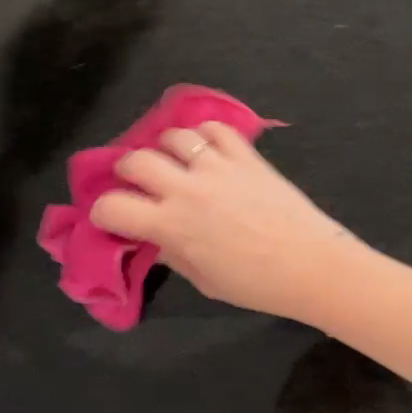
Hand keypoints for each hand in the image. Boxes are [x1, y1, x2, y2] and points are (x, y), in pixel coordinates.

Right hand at [89, 121, 361, 319]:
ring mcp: (218, 165)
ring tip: (170, 158)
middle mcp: (188, 188)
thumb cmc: (254, 284)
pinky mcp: (245, 154)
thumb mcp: (203, 279)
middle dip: (126, 170)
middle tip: (134, 181)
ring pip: (175, 135)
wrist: (309, 263)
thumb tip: (149, 236)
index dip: (102, 212)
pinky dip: (204, 133)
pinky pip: (215, 128)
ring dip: (164, 146)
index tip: (109, 216)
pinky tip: (205, 146)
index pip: (114, 207)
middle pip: (137, 160)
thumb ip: (171, 252)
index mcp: (172, 225)